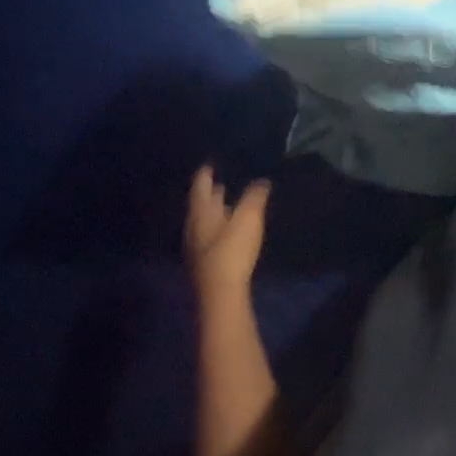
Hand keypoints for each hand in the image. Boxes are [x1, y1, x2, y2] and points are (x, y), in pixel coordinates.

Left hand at [184, 165, 270, 302]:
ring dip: (213, 211)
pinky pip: (208, 236)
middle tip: (218, 182)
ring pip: (203, 222)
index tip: (209, 164)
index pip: (200, 186)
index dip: (205, 174)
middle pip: (199, 205)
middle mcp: (193, 226)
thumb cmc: (233, 249)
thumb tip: (261, 181)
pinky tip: (226, 231)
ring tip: (224, 204)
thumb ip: (255, 196)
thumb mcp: (249, 217)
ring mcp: (196, 246)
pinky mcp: (203, 262)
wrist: (220, 292)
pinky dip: (216, 227)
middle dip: (209, 193)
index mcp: (201, 212)